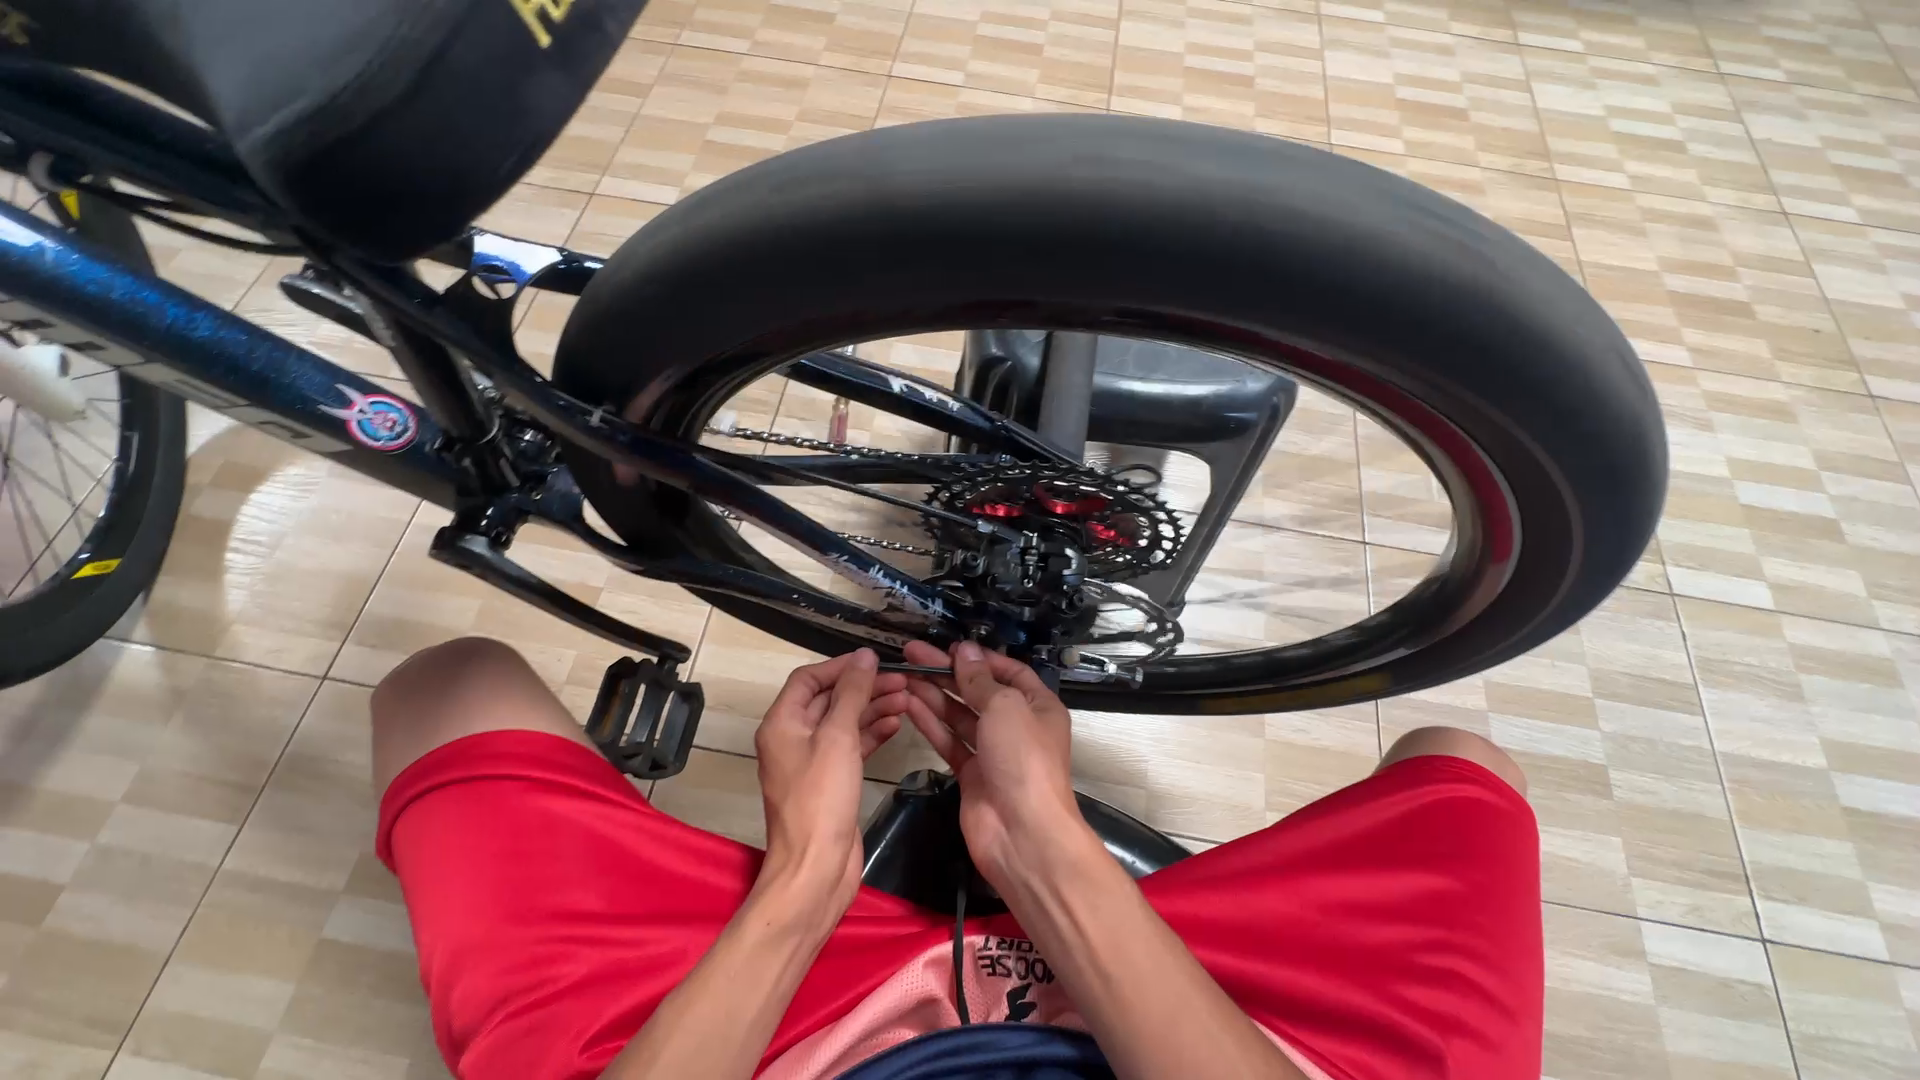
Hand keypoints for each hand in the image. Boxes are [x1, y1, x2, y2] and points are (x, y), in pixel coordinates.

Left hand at [754, 649, 913, 913]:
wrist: (816, 867)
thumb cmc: (821, 799)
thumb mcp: (838, 737)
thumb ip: (852, 694)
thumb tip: (864, 657)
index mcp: (782, 723)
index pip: (809, 679)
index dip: (841, 667)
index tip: (876, 662)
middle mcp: (793, 738)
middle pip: (829, 699)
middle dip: (864, 688)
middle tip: (902, 681)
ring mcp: (812, 761)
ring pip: (843, 722)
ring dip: (872, 709)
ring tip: (907, 700)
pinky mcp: (831, 781)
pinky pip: (851, 746)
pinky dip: (872, 734)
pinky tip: (897, 725)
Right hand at [896, 640, 1091, 894]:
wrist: (1023, 832)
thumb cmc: (1023, 760)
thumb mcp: (1005, 707)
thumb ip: (980, 680)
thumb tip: (965, 651)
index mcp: (1038, 706)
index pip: (1008, 671)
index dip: (979, 659)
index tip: (949, 648)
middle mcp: (1017, 725)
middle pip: (978, 691)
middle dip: (947, 673)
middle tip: (912, 654)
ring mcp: (992, 751)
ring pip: (959, 716)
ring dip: (933, 695)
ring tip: (903, 675)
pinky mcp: (971, 774)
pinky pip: (949, 741)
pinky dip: (930, 723)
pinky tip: (908, 704)